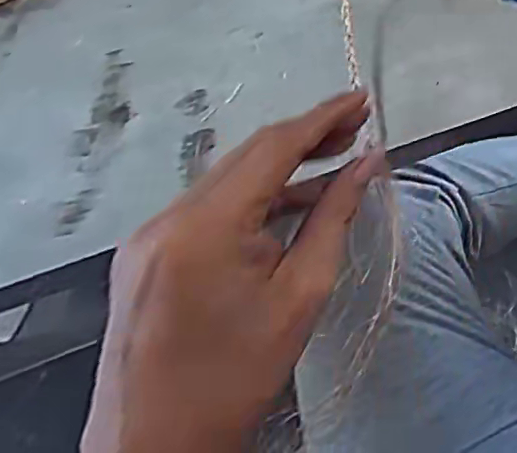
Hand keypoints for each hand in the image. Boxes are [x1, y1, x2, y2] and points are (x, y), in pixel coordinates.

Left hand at [82, 91, 384, 452]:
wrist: (152, 447)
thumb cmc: (236, 373)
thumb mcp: (304, 290)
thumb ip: (336, 215)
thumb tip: (367, 162)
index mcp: (203, 229)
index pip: (273, 149)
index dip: (323, 117)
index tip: (362, 98)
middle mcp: (166, 222)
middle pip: (249, 154)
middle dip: (309, 133)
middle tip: (360, 122)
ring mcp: (150, 239)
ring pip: (232, 175)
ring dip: (287, 160)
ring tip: (340, 153)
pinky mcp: (148, 255)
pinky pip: (215, 203)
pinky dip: (262, 190)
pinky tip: (300, 196)